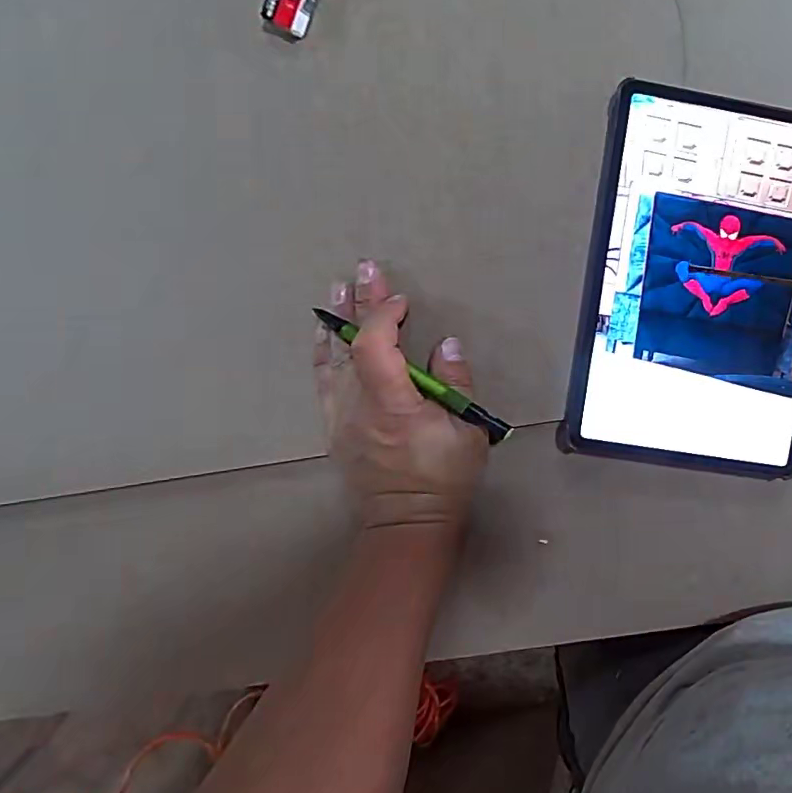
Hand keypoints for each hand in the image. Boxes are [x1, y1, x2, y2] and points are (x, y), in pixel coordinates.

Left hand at [314, 260, 489, 531]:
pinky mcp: (336, 426)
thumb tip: (446, 345)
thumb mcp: (466, 434)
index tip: (404, 301)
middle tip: (366, 269)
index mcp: (392, 407)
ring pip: (334, 358)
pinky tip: (325, 333)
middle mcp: (358, 406)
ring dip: (340, 321)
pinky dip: (325, 352)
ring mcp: (341, 416)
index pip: (377, 347)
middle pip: (353, 345)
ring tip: (339, 287)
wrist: (406, 523)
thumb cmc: (444, 479)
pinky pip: (324, 380)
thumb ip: (456, 386)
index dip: (385, 316)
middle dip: (361, 304)